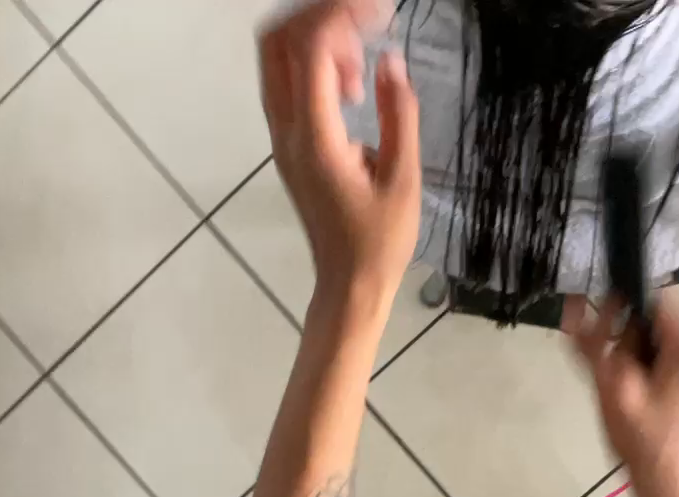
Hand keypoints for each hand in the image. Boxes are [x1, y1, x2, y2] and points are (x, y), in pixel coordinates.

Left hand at [257, 0, 420, 316]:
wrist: (348, 286)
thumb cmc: (380, 244)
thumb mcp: (404, 181)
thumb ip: (399, 116)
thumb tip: (391, 63)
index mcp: (316, 140)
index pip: (311, 48)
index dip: (343, 15)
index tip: (383, 13)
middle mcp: (287, 133)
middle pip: (277, 40)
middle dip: (319, 17)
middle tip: (365, 29)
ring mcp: (281, 140)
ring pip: (275, 60)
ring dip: (314, 42)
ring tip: (361, 67)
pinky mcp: (286, 148)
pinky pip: (285, 86)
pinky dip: (312, 68)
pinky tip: (351, 91)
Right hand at [564, 295, 678, 496]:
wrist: (668, 488)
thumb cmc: (645, 442)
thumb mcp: (613, 389)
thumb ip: (592, 344)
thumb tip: (573, 304)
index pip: (650, 300)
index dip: (617, 310)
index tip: (594, 331)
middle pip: (649, 321)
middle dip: (621, 342)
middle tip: (608, 374)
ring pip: (648, 342)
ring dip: (624, 358)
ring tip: (617, 389)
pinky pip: (654, 359)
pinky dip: (634, 370)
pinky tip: (625, 394)